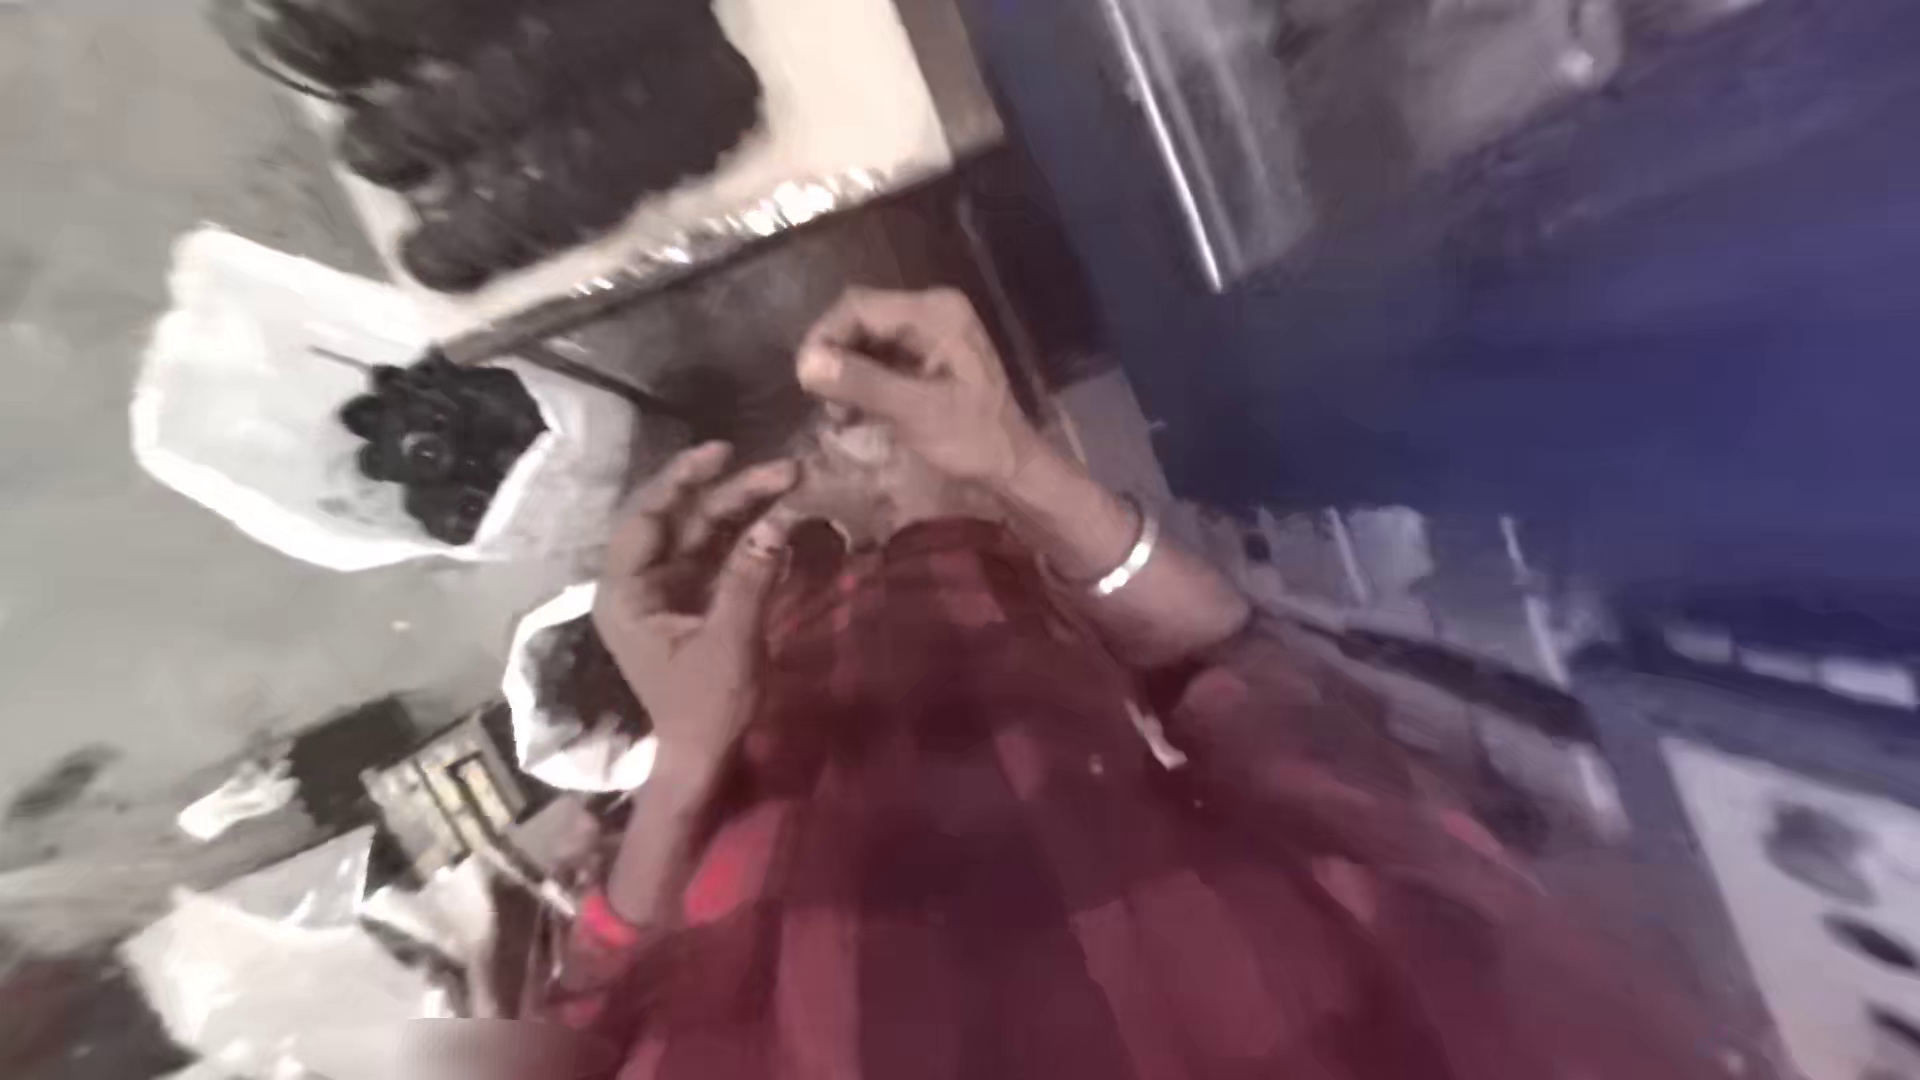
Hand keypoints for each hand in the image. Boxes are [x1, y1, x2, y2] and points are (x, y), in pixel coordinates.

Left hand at [592, 443, 798, 782]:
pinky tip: (780, 520)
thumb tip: (779, 522)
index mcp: (628, 594)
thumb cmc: (706, 707)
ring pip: (710, 534)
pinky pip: (726, 556)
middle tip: (785, 471)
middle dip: (734, 494)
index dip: (681, 481)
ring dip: (749, 510)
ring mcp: (676, 590)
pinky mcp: (703, 599)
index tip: (722, 454)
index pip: (646, 520)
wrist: (708, 754)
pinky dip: (753, 538)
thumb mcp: (730, 644)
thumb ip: (751, 580)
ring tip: (792, 484)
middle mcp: (646, 583)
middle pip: (687, 521)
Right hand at [796, 287, 1045, 487]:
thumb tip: (805, 365)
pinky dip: (862, 384)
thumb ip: (863, 385)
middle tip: (821, 401)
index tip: (805, 379)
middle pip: (862, 321)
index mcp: (936, 313)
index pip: (860, 306)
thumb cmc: (972, 439)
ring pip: (867, 342)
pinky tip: (851, 413)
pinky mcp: (925, 359)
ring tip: (837, 415)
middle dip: (835, 359)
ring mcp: (930, 335)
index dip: (825, 337)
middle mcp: (932, 313)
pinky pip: (881, 360)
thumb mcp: (916, 412)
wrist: (1011, 466)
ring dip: (845, 375)